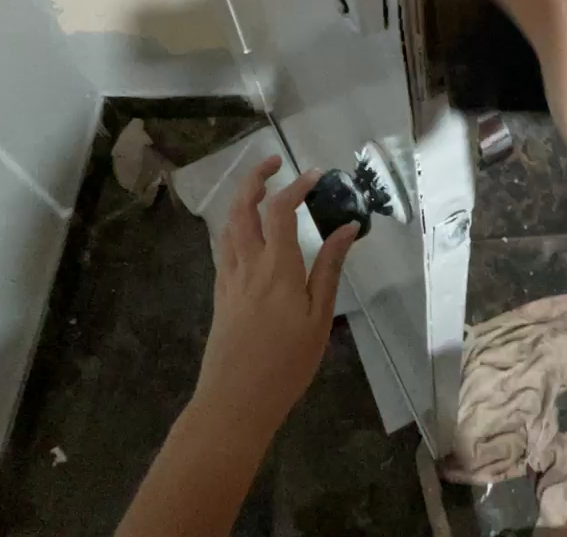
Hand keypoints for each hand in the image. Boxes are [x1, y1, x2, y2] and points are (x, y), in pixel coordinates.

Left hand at [193, 156, 358, 427]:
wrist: (233, 404)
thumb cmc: (285, 363)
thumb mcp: (319, 316)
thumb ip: (330, 267)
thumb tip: (346, 227)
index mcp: (276, 267)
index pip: (280, 211)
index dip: (296, 186)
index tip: (316, 174)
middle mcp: (247, 265)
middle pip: (241, 209)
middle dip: (255, 179)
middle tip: (274, 163)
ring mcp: (228, 279)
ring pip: (227, 226)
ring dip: (241, 198)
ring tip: (260, 187)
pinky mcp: (220, 294)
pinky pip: (223, 246)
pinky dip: (234, 225)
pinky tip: (245, 230)